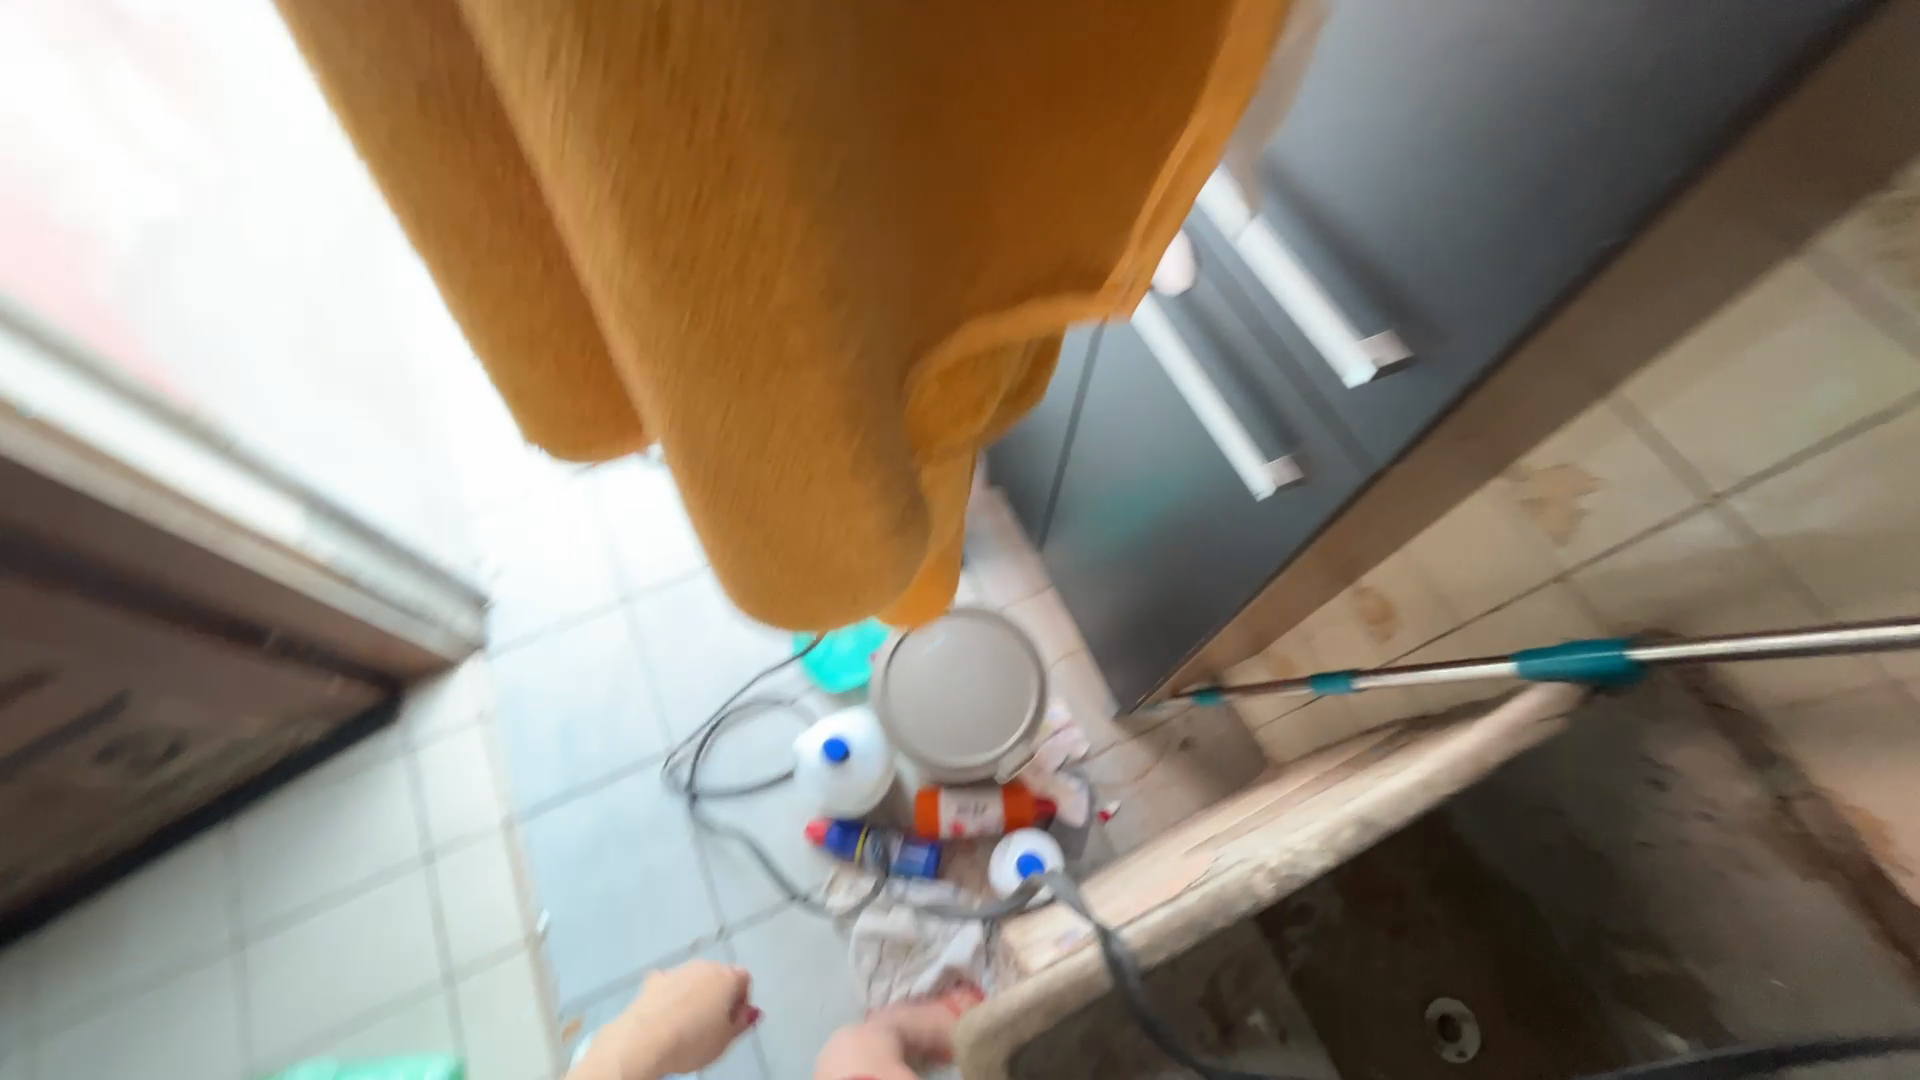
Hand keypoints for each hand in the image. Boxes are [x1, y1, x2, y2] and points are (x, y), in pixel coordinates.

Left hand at [599, 960, 757, 1078]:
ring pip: (694, 978)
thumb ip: (743, 1023)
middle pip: (719, 976)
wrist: (645, 1039)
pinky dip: (671, 995)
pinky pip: (670, 984)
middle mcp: (706, 966)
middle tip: (712, 1024)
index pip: (745, 979)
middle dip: (718, 996)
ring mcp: (679, 969)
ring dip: (695, 994)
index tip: (733, 1022)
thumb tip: (754, 1011)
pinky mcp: (656, 979)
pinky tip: (664, 1015)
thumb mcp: (725, 1041)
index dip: (742, 1000)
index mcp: (728, 977)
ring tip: (686, 1023)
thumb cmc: (692, 1041)